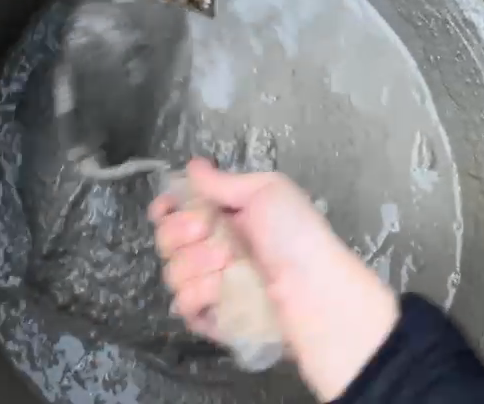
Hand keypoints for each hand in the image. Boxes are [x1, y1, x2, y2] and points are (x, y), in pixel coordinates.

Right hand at [151, 160, 400, 399]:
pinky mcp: (214, 318)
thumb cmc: (295, 235)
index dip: (166, 206)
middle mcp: (214, 247)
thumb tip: (192, 165)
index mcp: (226, 214)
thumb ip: (222, 182)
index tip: (167, 207)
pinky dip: (199, 296)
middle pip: (166, 237)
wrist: (318, 294)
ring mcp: (213, 284)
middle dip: (183, 231)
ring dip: (198, 265)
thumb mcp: (266, 191)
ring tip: (229, 265)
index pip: (177, 207)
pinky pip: (184, 305)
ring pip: (173, 271)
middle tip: (214, 234)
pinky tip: (220, 291)